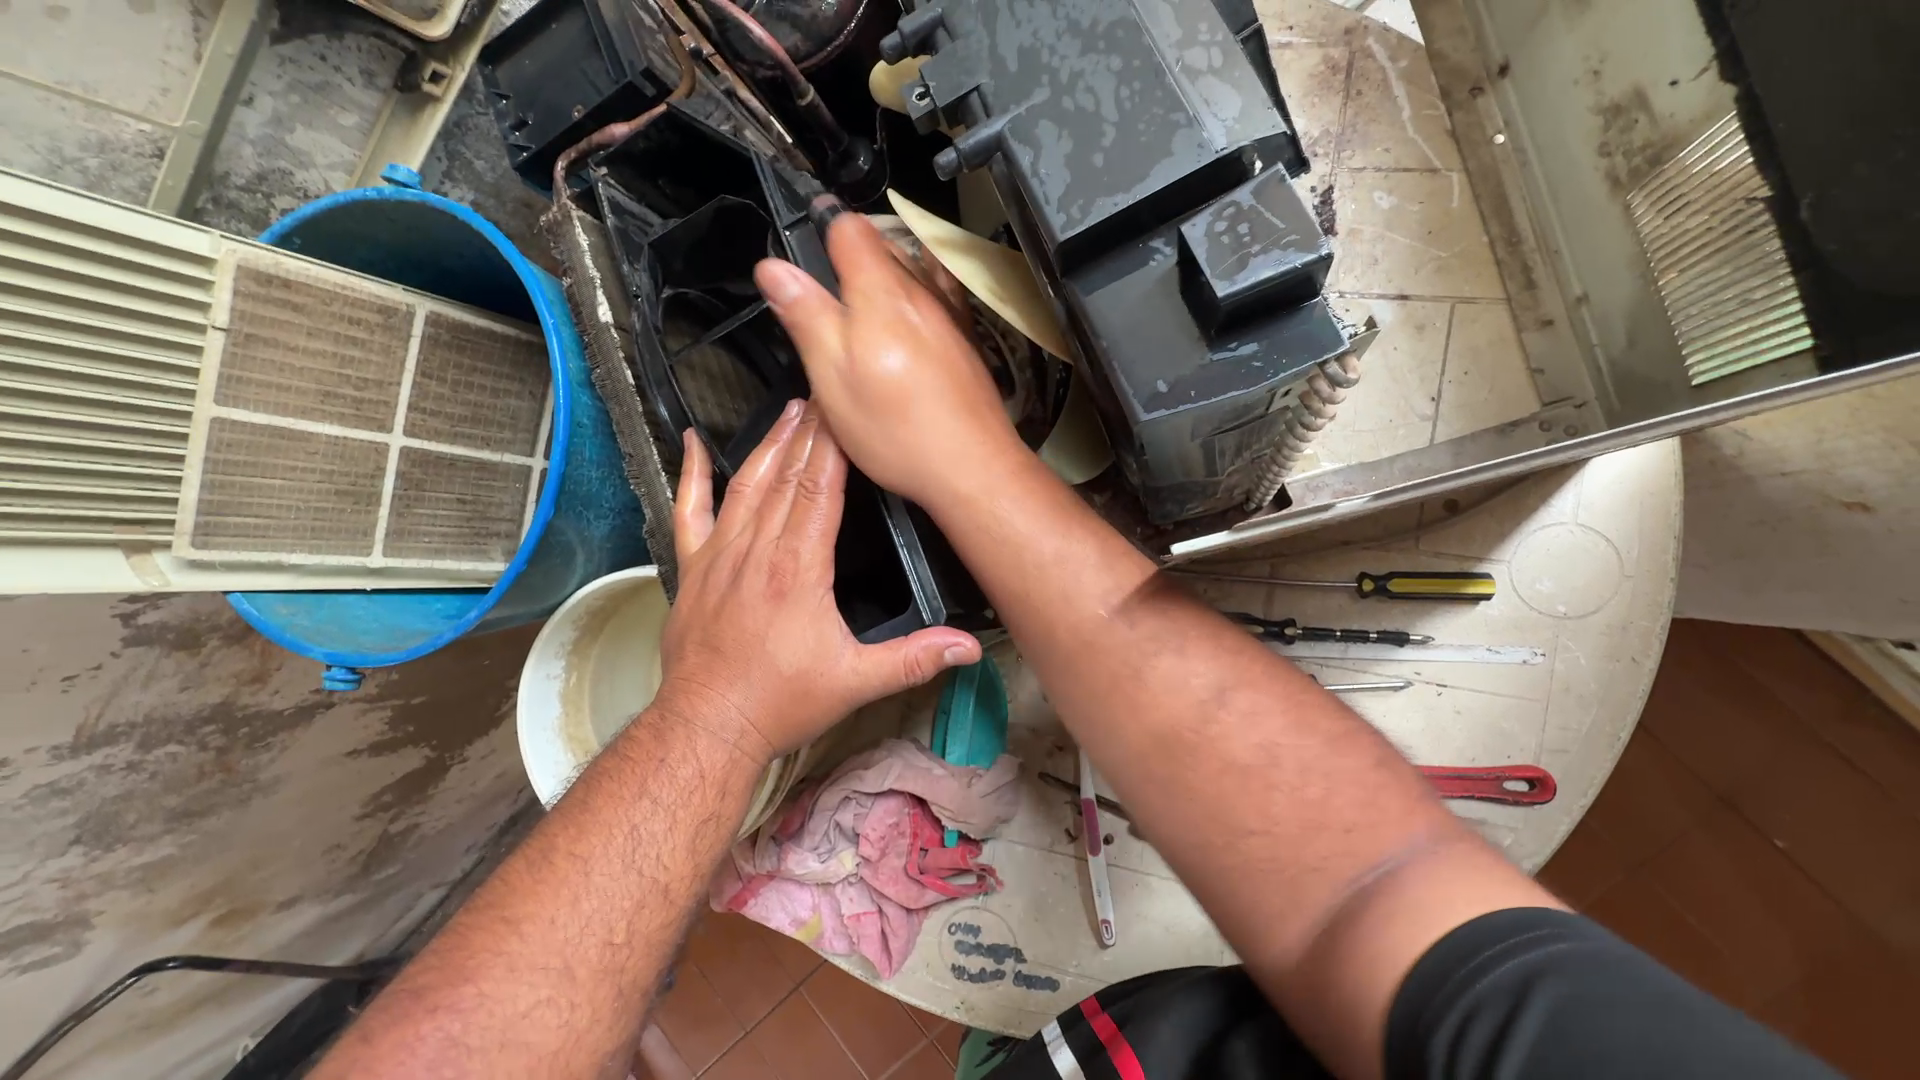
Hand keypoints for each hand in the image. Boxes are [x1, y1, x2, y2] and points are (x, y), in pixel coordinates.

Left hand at [653, 400, 983, 764]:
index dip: (834, 444)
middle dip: (809, 431)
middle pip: (788, 475)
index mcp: (799, 569)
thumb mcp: (856, 683)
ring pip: (747, 483)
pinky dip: (691, 473)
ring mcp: (720, 555)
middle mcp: (758, 551)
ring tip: (789, 410)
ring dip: (770, 443)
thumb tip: (968, 647)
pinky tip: (691, 442)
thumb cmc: (779, 702)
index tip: (845, 409)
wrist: (708, 726)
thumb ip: (914, 659)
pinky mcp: (693, 568)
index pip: (821, 488)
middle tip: (825, 394)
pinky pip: (690, 510)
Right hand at [752, 209, 1025, 511]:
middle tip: (828, 312)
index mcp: (880, 294)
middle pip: (879, 248)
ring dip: (881, 289)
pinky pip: (934, 301)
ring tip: (863, 333)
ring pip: (907, 276)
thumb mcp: (833, 379)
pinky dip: (913, 306)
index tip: (807, 261)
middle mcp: (920, 292)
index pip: (849, 227)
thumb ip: (806, 317)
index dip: (822, 233)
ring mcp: (948, 314)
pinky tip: (904, 338)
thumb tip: (773, 269)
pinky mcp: (965, 339)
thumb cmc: (898, 432)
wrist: (973, 468)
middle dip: (849, 267)